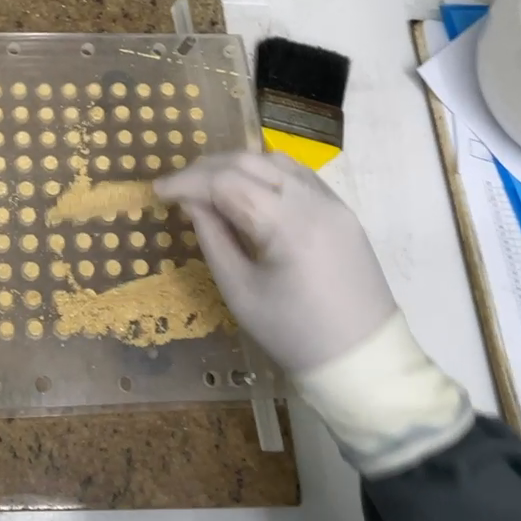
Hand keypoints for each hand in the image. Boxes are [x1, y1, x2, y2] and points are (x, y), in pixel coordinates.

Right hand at [154, 150, 396, 373]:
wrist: (363, 359)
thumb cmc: (294, 334)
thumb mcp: (240, 291)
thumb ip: (213, 238)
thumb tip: (191, 203)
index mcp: (288, 225)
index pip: (226, 182)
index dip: (187, 182)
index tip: (158, 193)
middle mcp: (313, 201)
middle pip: (249, 162)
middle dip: (206, 169)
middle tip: (176, 187)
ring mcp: (332, 202)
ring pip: (274, 161)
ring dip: (235, 166)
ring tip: (207, 186)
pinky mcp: (341, 210)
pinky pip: (296, 175)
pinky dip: (264, 173)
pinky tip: (245, 191)